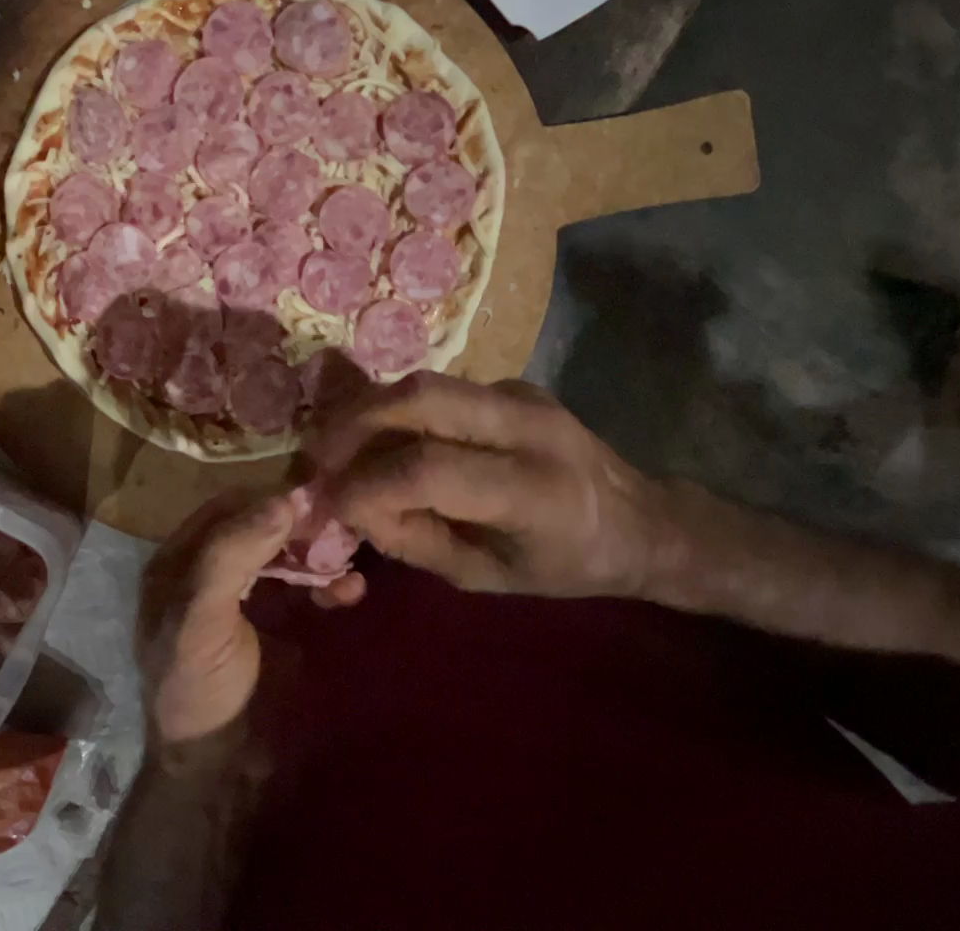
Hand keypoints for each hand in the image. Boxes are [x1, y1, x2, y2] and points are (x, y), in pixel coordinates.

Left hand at [140, 491, 365, 744]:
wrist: (220, 768)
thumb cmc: (197, 688)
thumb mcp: (199, 619)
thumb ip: (231, 555)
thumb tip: (282, 499)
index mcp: (177, 563)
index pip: (224, 510)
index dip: (265, 500)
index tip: (312, 498)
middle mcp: (208, 572)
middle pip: (259, 529)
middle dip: (298, 526)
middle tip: (339, 526)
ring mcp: (245, 599)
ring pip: (285, 555)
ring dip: (318, 551)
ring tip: (348, 556)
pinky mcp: (277, 625)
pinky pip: (305, 588)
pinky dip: (329, 582)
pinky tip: (350, 590)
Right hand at [306, 373, 665, 598]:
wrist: (641, 520)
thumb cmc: (564, 565)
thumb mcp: (486, 577)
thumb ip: (414, 541)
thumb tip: (352, 506)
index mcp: (533, 490)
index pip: (429, 470)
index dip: (366, 485)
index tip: (327, 503)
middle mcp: (529, 427)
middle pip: (422, 398)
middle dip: (355, 421)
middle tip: (318, 455)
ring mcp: (522, 395)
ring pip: (424, 383)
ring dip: (370, 410)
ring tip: (336, 446)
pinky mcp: (512, 383)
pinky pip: (439, 390)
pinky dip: (398, 412)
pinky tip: (381, 440)